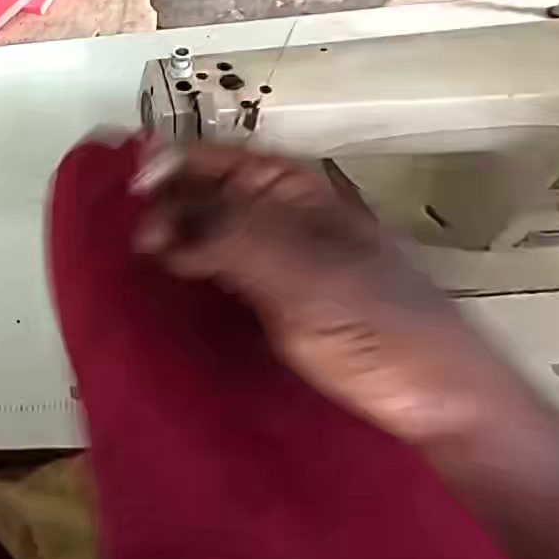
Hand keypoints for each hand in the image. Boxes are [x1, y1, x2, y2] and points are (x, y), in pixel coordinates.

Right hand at [131, 142, 533, 442]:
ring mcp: (266, 255)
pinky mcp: (261, 297)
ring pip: (201, 232)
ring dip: (165, 239)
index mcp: (286, 186)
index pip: (210, 157)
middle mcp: (271, 211)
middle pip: (199, 192)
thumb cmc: (374, 320)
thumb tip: (151, 219)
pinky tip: (155, 284)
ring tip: (125, 259)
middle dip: (160, 205)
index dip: (165, 163)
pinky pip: (209, 271)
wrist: (436, 401)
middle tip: (123, 237)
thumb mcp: (299, 267)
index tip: (123, 188)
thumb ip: (224, 233)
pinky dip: (181, 271)